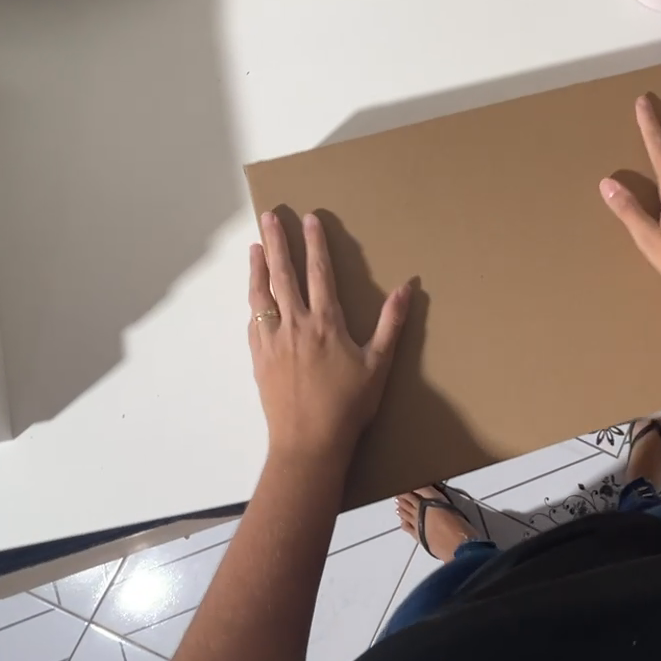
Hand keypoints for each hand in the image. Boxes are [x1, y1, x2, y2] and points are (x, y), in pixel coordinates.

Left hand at [248, 210, 410, 460]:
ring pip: (262, 294)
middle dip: (277, 243)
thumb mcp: (379, 364)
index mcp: (326, 323)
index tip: (310, 220)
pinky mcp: (259, 358)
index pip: (319, 273)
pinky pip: (253, 320)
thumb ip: (391, 324)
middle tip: (270, 216)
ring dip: (258, 266)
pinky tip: (253, 294)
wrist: (308, 443)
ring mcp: (273, 341)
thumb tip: (407, 288)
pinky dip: (253, 300)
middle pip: (283, 275)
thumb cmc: (348, 405)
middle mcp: (295, 325)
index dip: (315, 244)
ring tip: (255, 245)